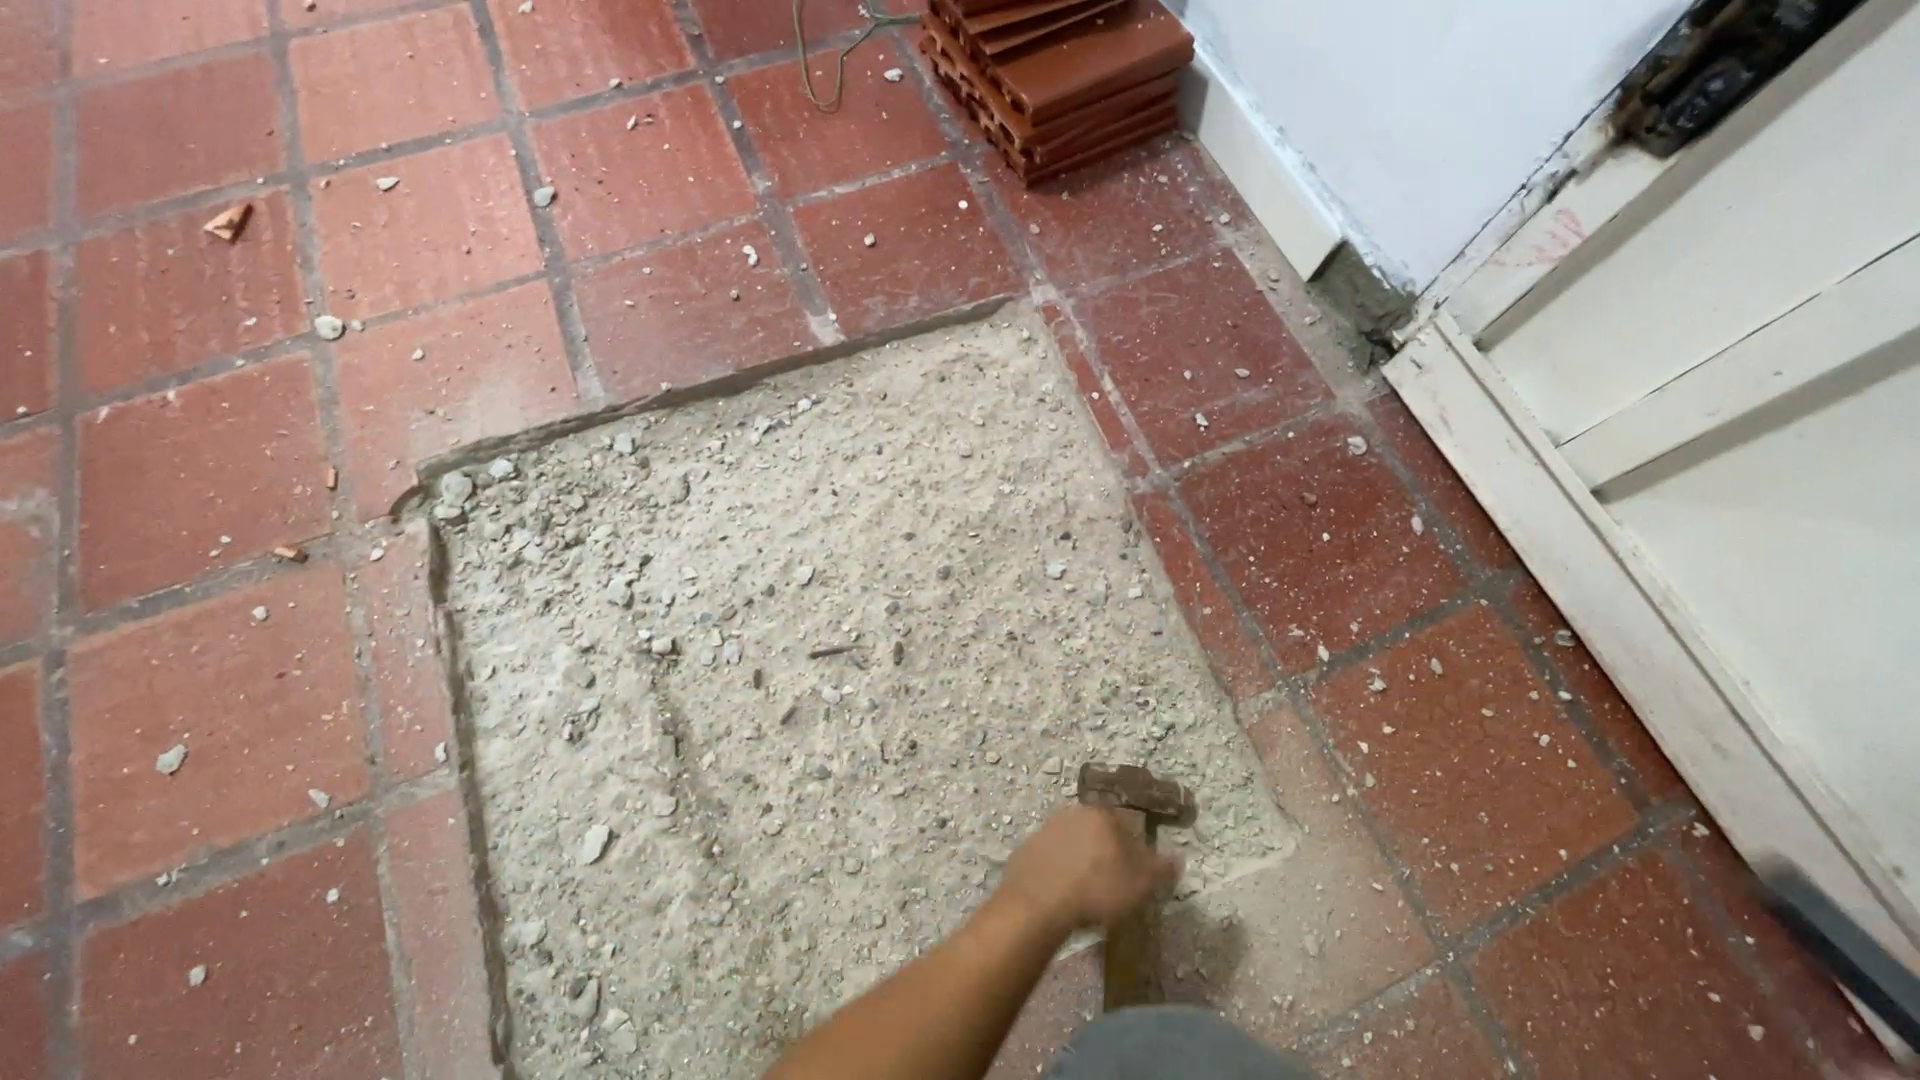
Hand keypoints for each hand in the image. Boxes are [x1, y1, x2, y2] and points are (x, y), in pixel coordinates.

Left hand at [994, 804, 1182, 934]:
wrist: (1038, 904)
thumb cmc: (1097, 889)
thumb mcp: (1141, 884)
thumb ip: (1161, 868)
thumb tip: (1177, 857)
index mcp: (1102, 815)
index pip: (1126, 824)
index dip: (1133, 849)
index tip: (1133, 872)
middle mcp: (1072, 813)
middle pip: (1096, 831)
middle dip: (1105, 852)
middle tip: (1110, 882)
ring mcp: (1045, 830)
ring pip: (1071, 843)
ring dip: (1079, 860)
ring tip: (1085, 891)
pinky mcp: (1025, 850)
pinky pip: (1049, 859)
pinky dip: (1056, 872)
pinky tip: (1060, 894)